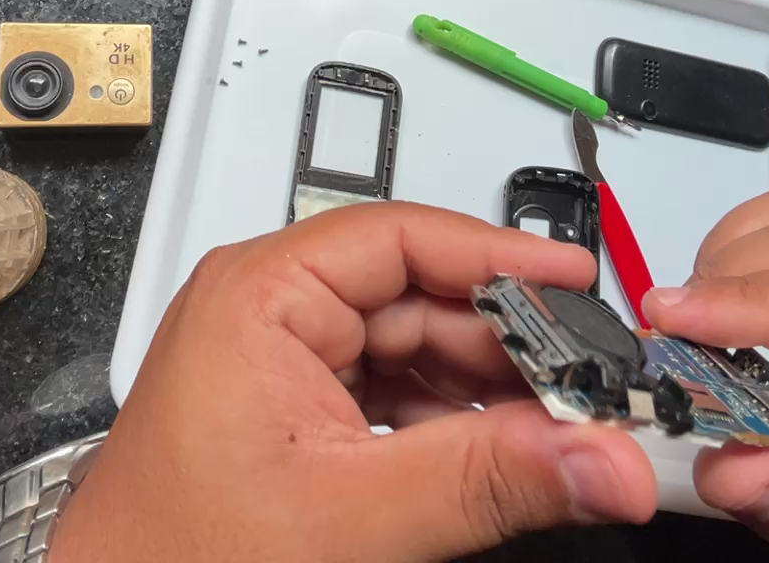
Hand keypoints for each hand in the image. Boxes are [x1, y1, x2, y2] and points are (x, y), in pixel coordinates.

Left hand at [48, 202, 658, 562]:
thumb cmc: (174, 554)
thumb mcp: (348, 518)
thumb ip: (483, 482)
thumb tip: (594, 458)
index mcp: (262, 291)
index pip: (399, 237)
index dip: (494, 252)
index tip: (569, 277)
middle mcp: (272, 302)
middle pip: (416, 290)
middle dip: (503, 337)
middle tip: (584, 382)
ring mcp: (286, 347)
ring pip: (413, 339)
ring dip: (485, 382)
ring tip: (556, 421)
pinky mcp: (299, 391)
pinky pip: (393, 380)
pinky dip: (449, 413)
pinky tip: (499, 443)